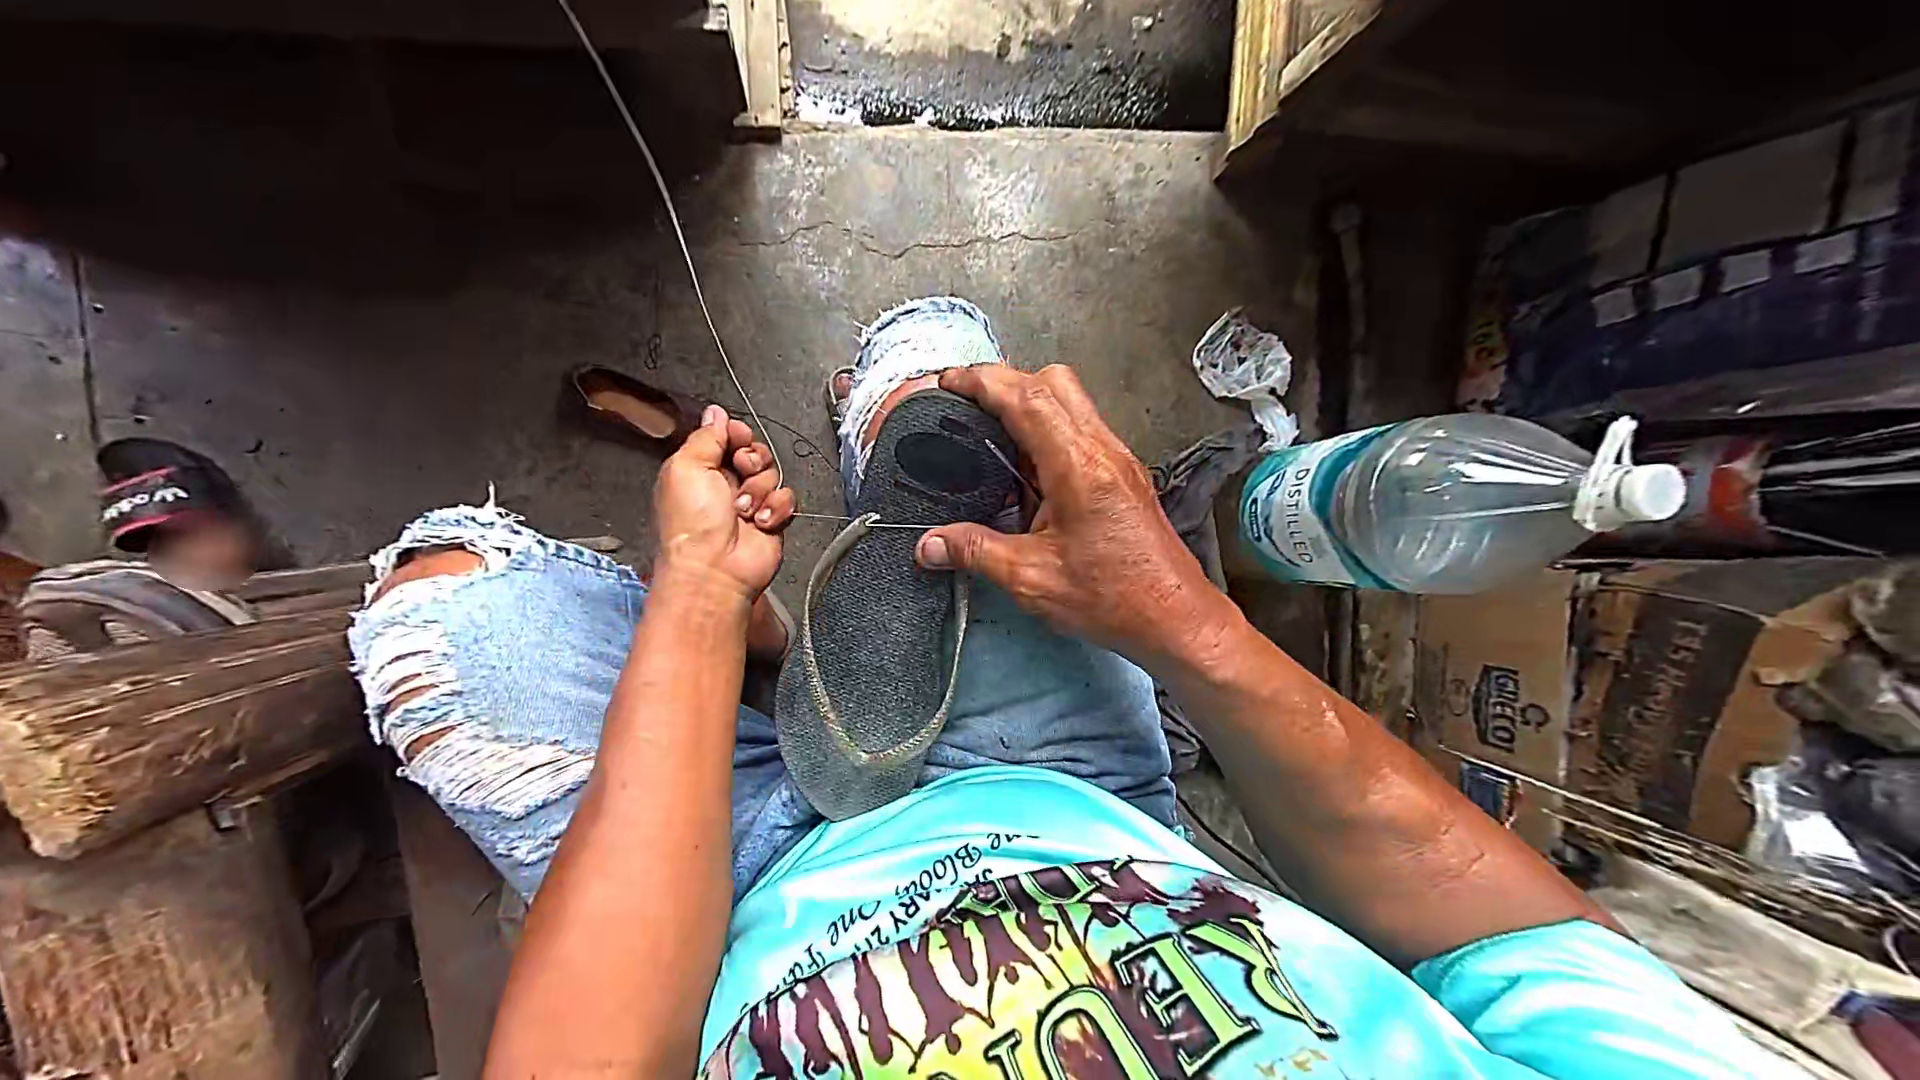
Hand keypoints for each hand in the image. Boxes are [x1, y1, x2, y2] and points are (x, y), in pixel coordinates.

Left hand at [653, 405, 794, 598]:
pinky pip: (787, 498)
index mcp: (700, 468)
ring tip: (744, 510)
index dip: (736, 435)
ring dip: (760, 489)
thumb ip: (705, 435)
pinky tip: (760, 521)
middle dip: (752, 460)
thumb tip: (715, 413)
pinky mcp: (772, 519)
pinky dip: (776, 508)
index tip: (735, 440)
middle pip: (755, 452)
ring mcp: (750, 502)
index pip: (728, 436)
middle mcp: (725, 484)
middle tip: (741, 473)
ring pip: (773, 474)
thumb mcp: (686, 465)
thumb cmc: (692, 526)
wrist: (716, 569)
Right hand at [916, 365, 1242, 671]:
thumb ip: (975, 552)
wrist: (1173, 618)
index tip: (948, 382)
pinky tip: (1024, 469)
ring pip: (1069, 401)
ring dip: (1027, 404)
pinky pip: (1079, 430)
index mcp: (1078, 466)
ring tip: (989, 432)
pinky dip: (1046, 431)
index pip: (1026, 397)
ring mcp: (1116, 459)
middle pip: (1052, 382)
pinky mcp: (1120, 474)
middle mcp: (1101, 450)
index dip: (981, 381)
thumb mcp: (1031, 578)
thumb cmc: (1113, 598)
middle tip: (967, 402)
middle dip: (1005, 381)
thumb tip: (929, 545)